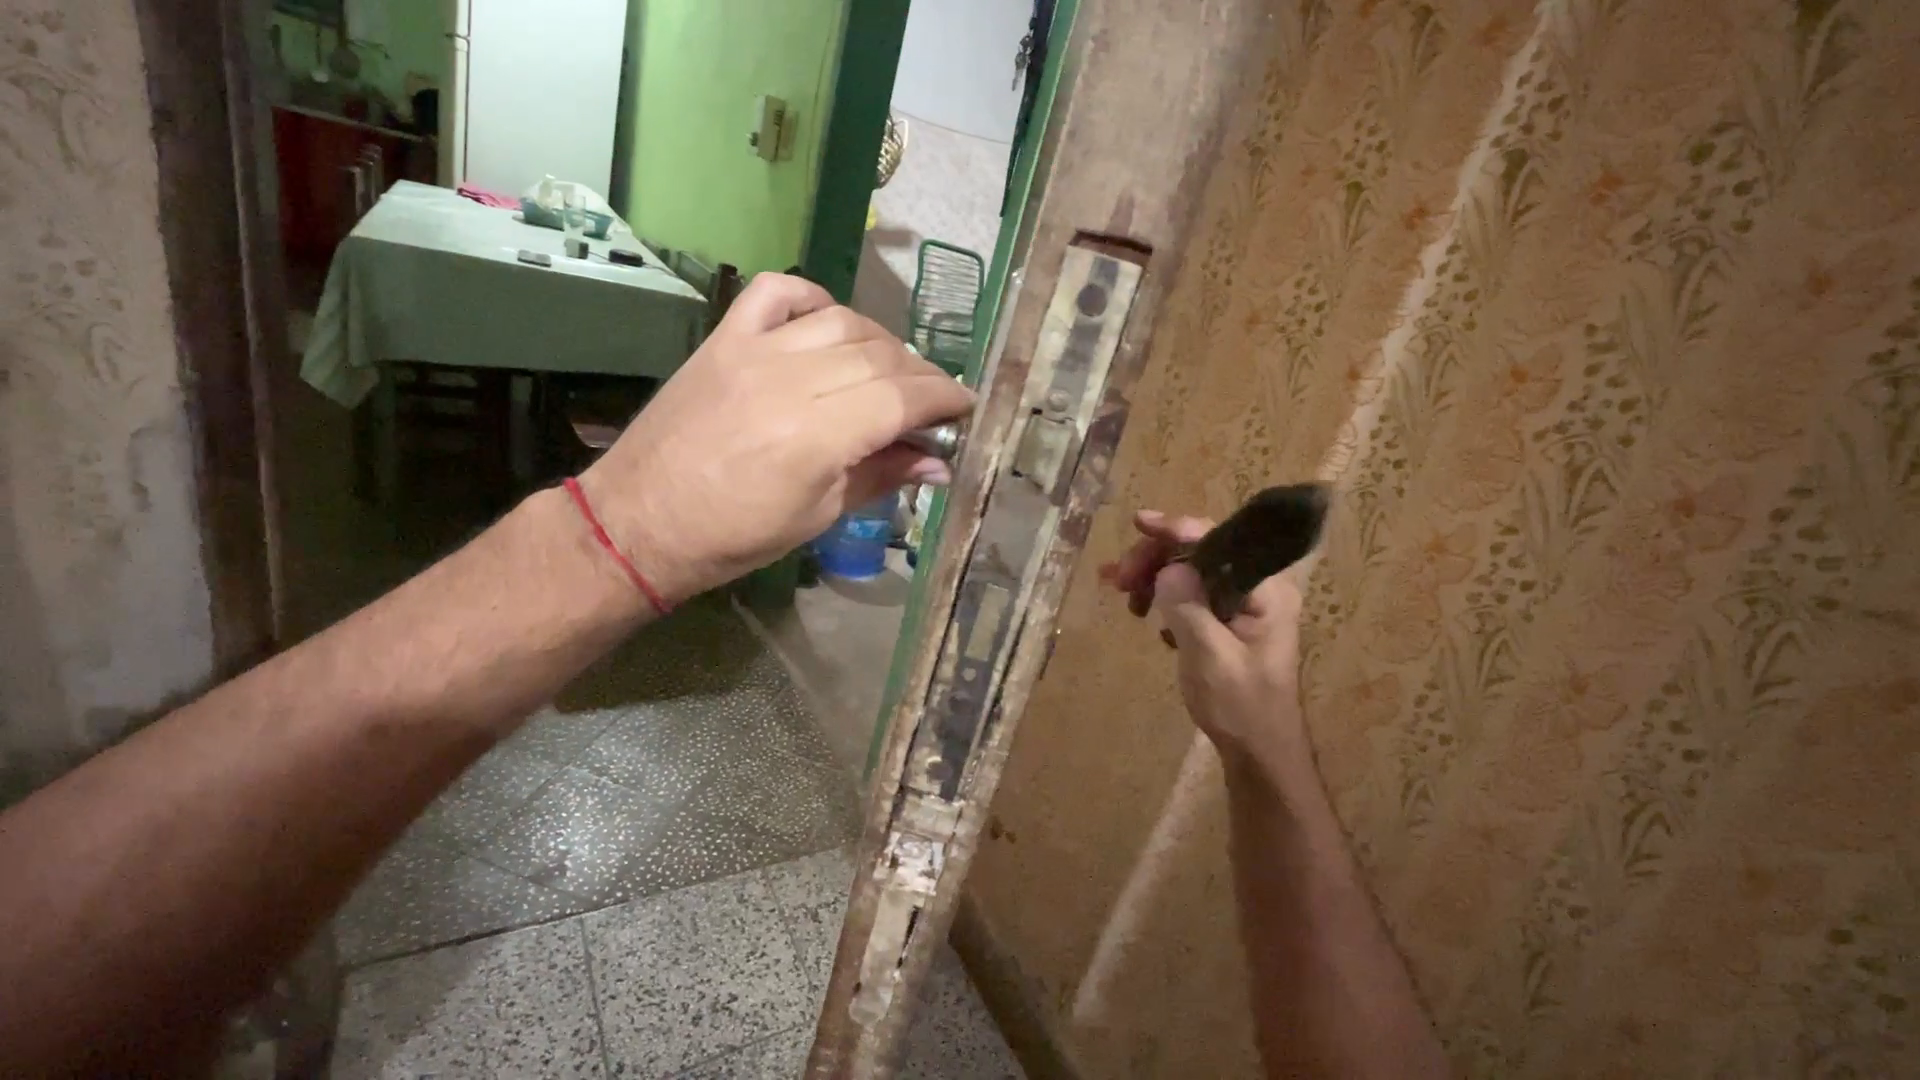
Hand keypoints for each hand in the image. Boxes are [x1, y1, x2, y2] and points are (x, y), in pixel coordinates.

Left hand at [579, 274, 971, 604]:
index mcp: (815, 434)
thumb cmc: (734, 536)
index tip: (965, 408)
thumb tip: (938, 464)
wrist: (640, 521)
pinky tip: (830, 322)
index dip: (943, 399)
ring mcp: (752, 350)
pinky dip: (814, 298)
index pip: (900, 397)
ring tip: (891, 371)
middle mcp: (789, 378)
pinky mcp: (724, 339)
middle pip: (879, 356)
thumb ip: (881, 475)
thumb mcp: (817, 515)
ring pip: (841, 321)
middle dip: (921, 375)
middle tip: (934, 402)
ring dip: (879, 342)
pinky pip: (778, 292)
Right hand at [1101, 511, 1306, 765]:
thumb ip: (1189, 607)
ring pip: (1192, 573)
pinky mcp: (1228, 623)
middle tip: (1118, 579)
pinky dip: (1165, 598)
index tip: (1139, 524)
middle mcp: (1258, 589)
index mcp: (1265, 590)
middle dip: (1157, 559)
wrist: (1258, 752)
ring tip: (1126, 598)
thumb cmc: (1240, 707)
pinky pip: (1192, 595)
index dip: (1176, 529)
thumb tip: (1166, 570)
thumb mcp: (1210, 657)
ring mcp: (1244, 605)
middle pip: (1200, 553)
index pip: (1218, 541)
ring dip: (1155, 578)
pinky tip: (1148, 617)